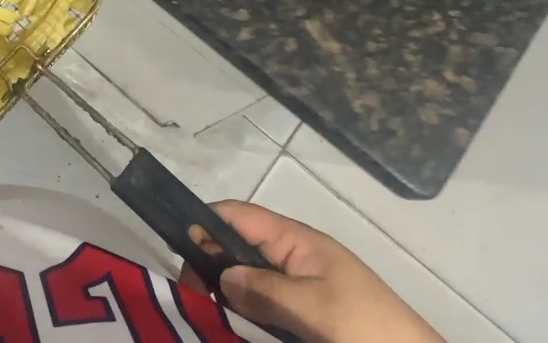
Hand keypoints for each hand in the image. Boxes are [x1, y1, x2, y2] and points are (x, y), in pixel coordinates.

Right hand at [184, 201, 441, 342]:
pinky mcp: (307, 321)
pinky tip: (232, 330)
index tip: (179, 251)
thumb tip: (220, 275)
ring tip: (207, 318)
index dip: (205, 224)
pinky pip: (265, 311)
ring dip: (227, 298)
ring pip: (249, 285)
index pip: (238, 216)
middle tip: (193, 301)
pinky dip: (247, 318)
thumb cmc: (368, 329)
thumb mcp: (314, 308)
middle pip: (238, 251)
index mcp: (297, 242)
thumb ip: (264, 289)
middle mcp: (296, 260)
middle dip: (210, 268)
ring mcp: (302, 292)